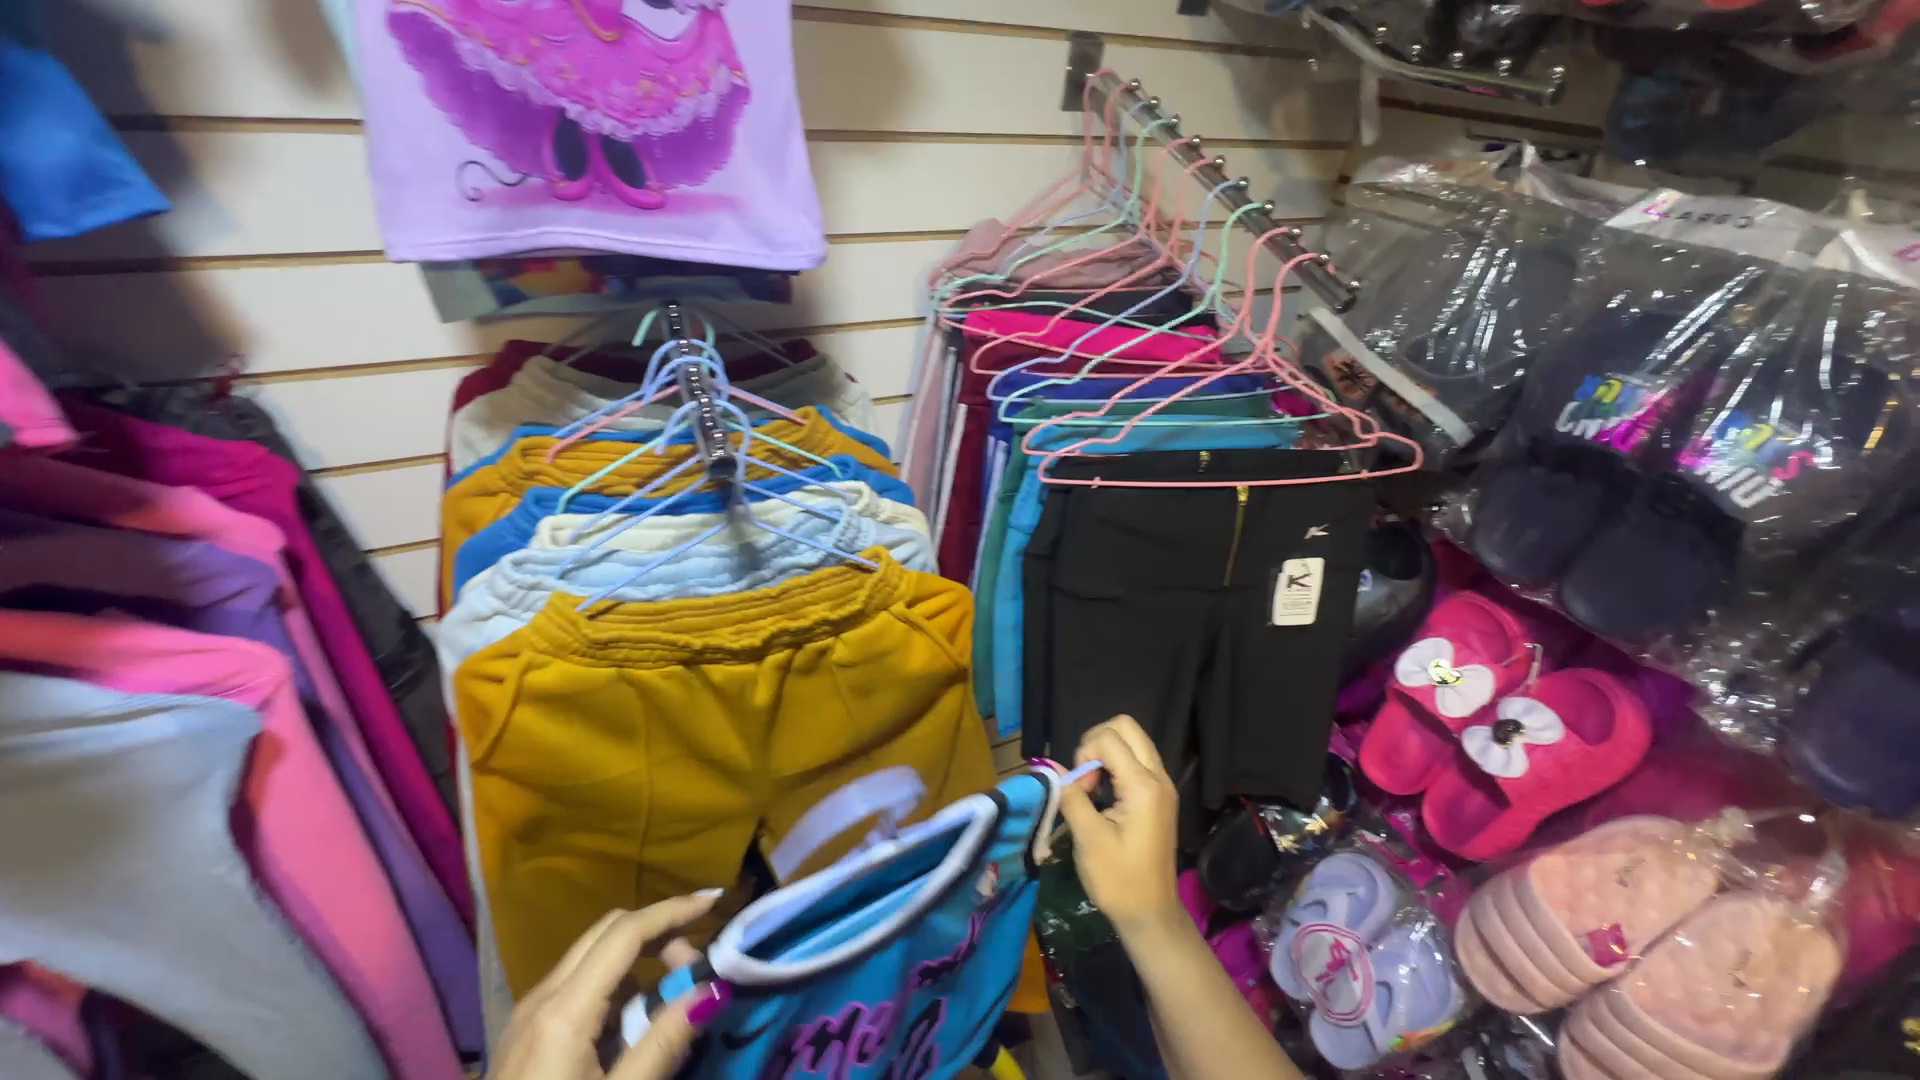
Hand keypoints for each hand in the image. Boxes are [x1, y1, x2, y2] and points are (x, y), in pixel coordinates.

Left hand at [488, 893, 729, 1079]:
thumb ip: (663, 1043)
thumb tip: (710, 989)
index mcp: (564, 1009)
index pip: (627, 932)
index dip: (674, 911)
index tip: (715, 903)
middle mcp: (542, 996)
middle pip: (608, 931)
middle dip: (659, 932)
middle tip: (697, 962)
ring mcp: (527, 1015)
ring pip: (592, 957)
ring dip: (638, 959)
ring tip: (671, 998)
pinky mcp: (524, 1036)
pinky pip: (578, 987)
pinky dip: (616, 986)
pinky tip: (632, 1026)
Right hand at [1056, 715, 1185, 941]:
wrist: (1150, 914)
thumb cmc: (1119, 880)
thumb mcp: (1088, 839)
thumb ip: (1071, 796)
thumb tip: (1051, 768)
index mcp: (1144, 786)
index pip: (1109, 738)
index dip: (1085, 754)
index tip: (1081, 789)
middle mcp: (1158, 777)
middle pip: (1126, 727)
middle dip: (1096, 742)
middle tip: (1085, 776)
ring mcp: (1162, 785)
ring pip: (1132, 741)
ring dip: (1105, 753)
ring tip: (1091, 787)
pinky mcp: (1158, 795)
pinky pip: (1136, 760)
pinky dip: (1115, 764)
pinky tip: (1103, 794)